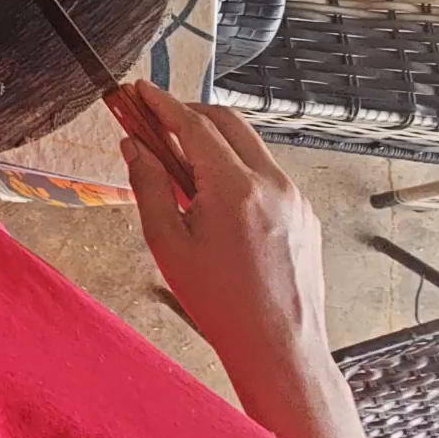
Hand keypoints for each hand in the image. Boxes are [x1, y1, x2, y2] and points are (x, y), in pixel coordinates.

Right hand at [123, 81, 375, 437]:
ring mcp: (294, 199)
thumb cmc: (219, 300)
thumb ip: (148, 184)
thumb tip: (134, 146)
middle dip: (186, 110)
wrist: (279, 347)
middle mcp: (272, 185)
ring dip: (210, 136)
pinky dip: (232, 161)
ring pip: (248, 143)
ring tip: (175, 154)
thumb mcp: (166, 240)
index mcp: (235, 189)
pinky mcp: (303, 214)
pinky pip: (264, 169)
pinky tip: (207, 185)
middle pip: (227, 121)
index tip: (139, 89)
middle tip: (152, 115)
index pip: (193, 125)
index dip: (161, 102)